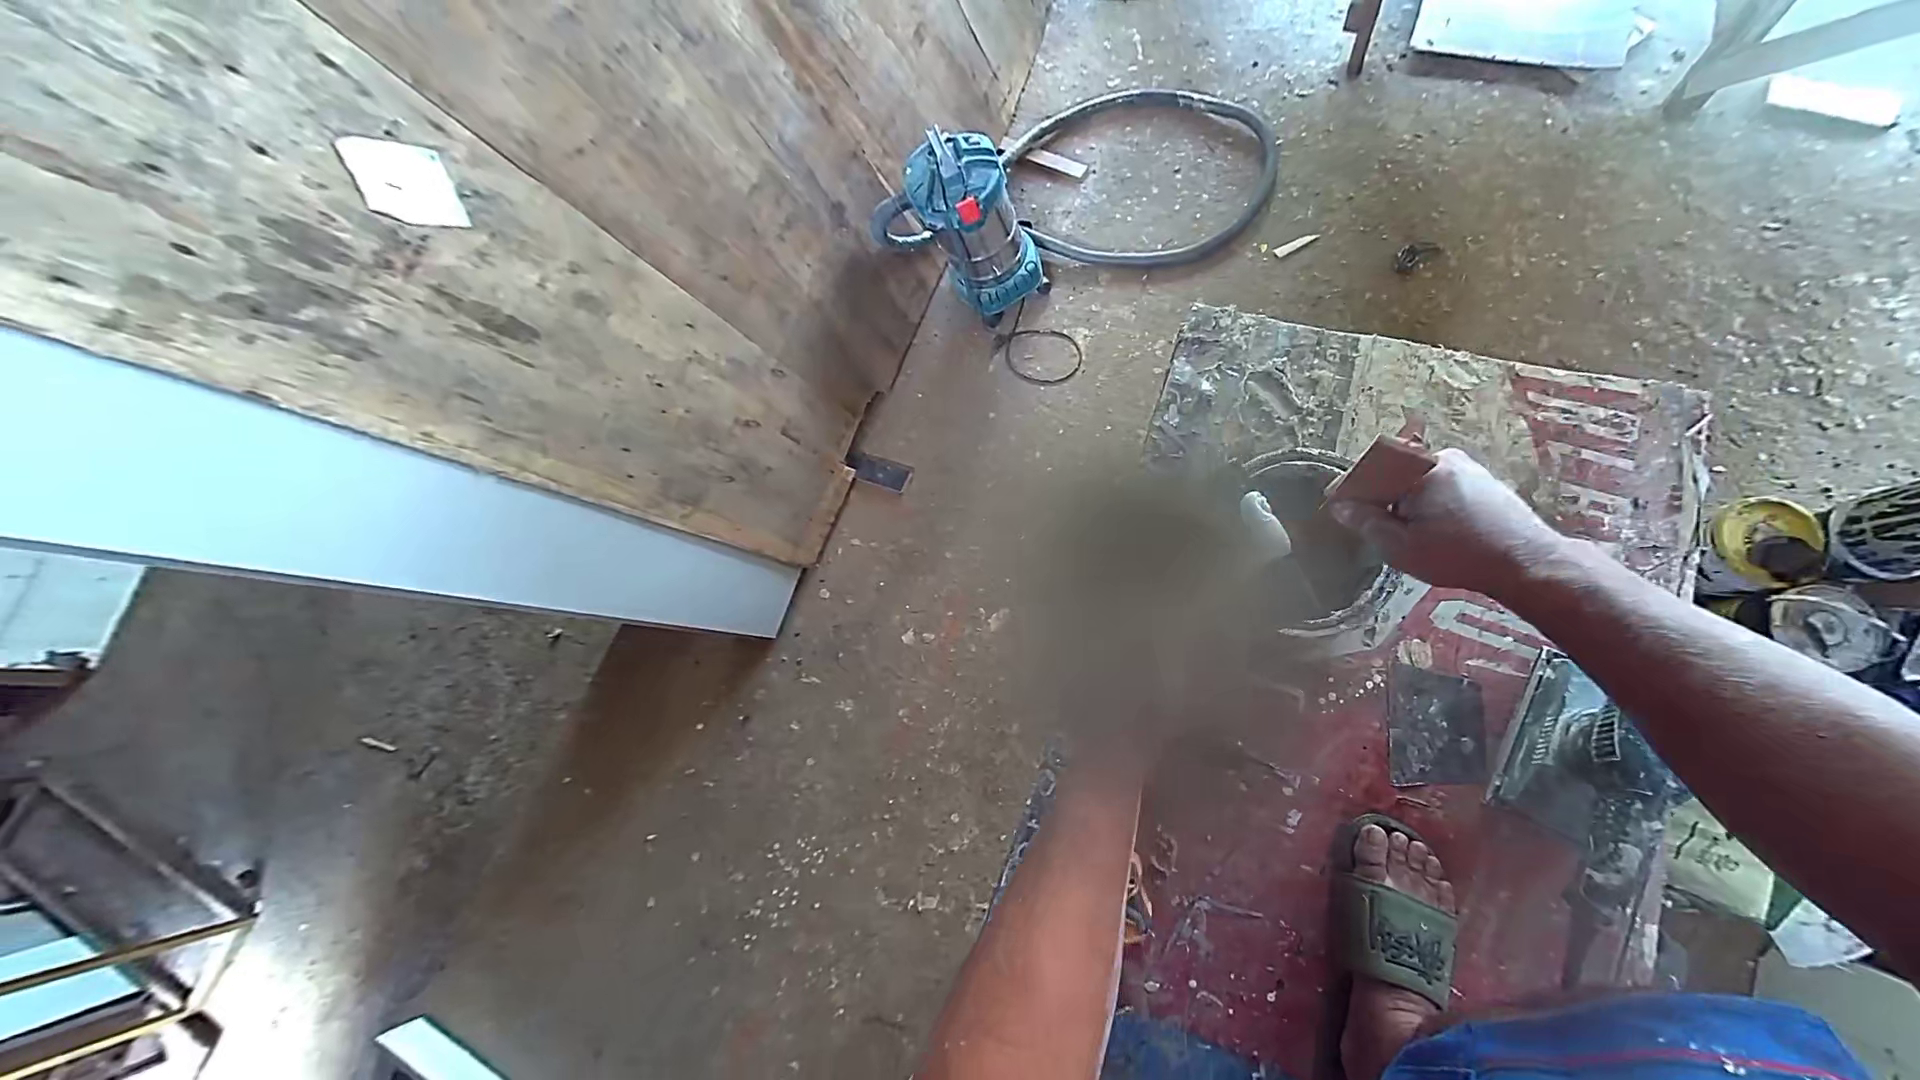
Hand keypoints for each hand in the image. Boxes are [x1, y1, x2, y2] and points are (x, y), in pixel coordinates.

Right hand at [1327, 448, 1571, 597]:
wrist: (1528, 563)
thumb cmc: (1459, 555)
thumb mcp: (1399, 546)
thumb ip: (1365, 522)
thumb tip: (1341, 507)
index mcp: (1419, 469)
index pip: (1368, 471)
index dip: (1347, 489)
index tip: (1335, 506)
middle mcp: (1443, 459)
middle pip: (1391, 472)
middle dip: (1375, 495)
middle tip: (1368, 523)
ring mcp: (1466, 467)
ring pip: (1415, 479)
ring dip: (1400, 499)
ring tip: (1399, 530)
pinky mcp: (1481, 481)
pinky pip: (1437, 484)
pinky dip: (1424, 501)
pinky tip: (1427, 527)